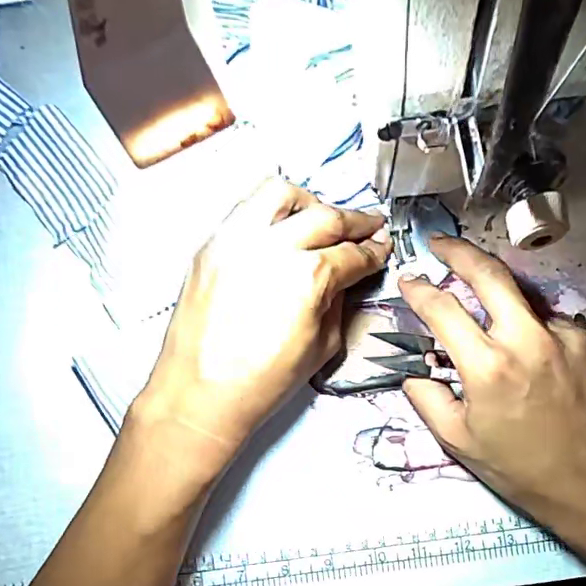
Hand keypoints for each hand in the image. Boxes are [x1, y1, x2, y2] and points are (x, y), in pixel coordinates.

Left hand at [135, 179, 390, 450]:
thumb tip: (346, 277)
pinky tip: (284, 229)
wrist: (203, 391)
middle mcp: (272, 248)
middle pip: (326, 215)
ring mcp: (236, 240)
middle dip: (356, 220)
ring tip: (322, 218)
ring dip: (312, 202)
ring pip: (282, 193)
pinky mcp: (211, 244)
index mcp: (308, 277)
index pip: (353, 253)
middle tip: (369, 225)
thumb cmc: (260, 381)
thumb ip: (338, 301)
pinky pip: (247, 208)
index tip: (382, 247)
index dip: (375, 251)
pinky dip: (273, 211)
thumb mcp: (323, 345)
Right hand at [399, 236, 585, 555]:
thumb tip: (415, 371)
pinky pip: (558, 326)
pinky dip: (544, 339)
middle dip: (459, 252)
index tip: (410, 280)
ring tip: (512, 354)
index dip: (419, 290)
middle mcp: (529, 341)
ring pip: (527, 305)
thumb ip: (427, 398)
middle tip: (442, 245)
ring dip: (510, 316)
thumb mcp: (458, 441)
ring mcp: (568, 337)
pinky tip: (546, 369)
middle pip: (490, 273)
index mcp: (488, 367)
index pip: (443, 308)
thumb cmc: (517, 467)